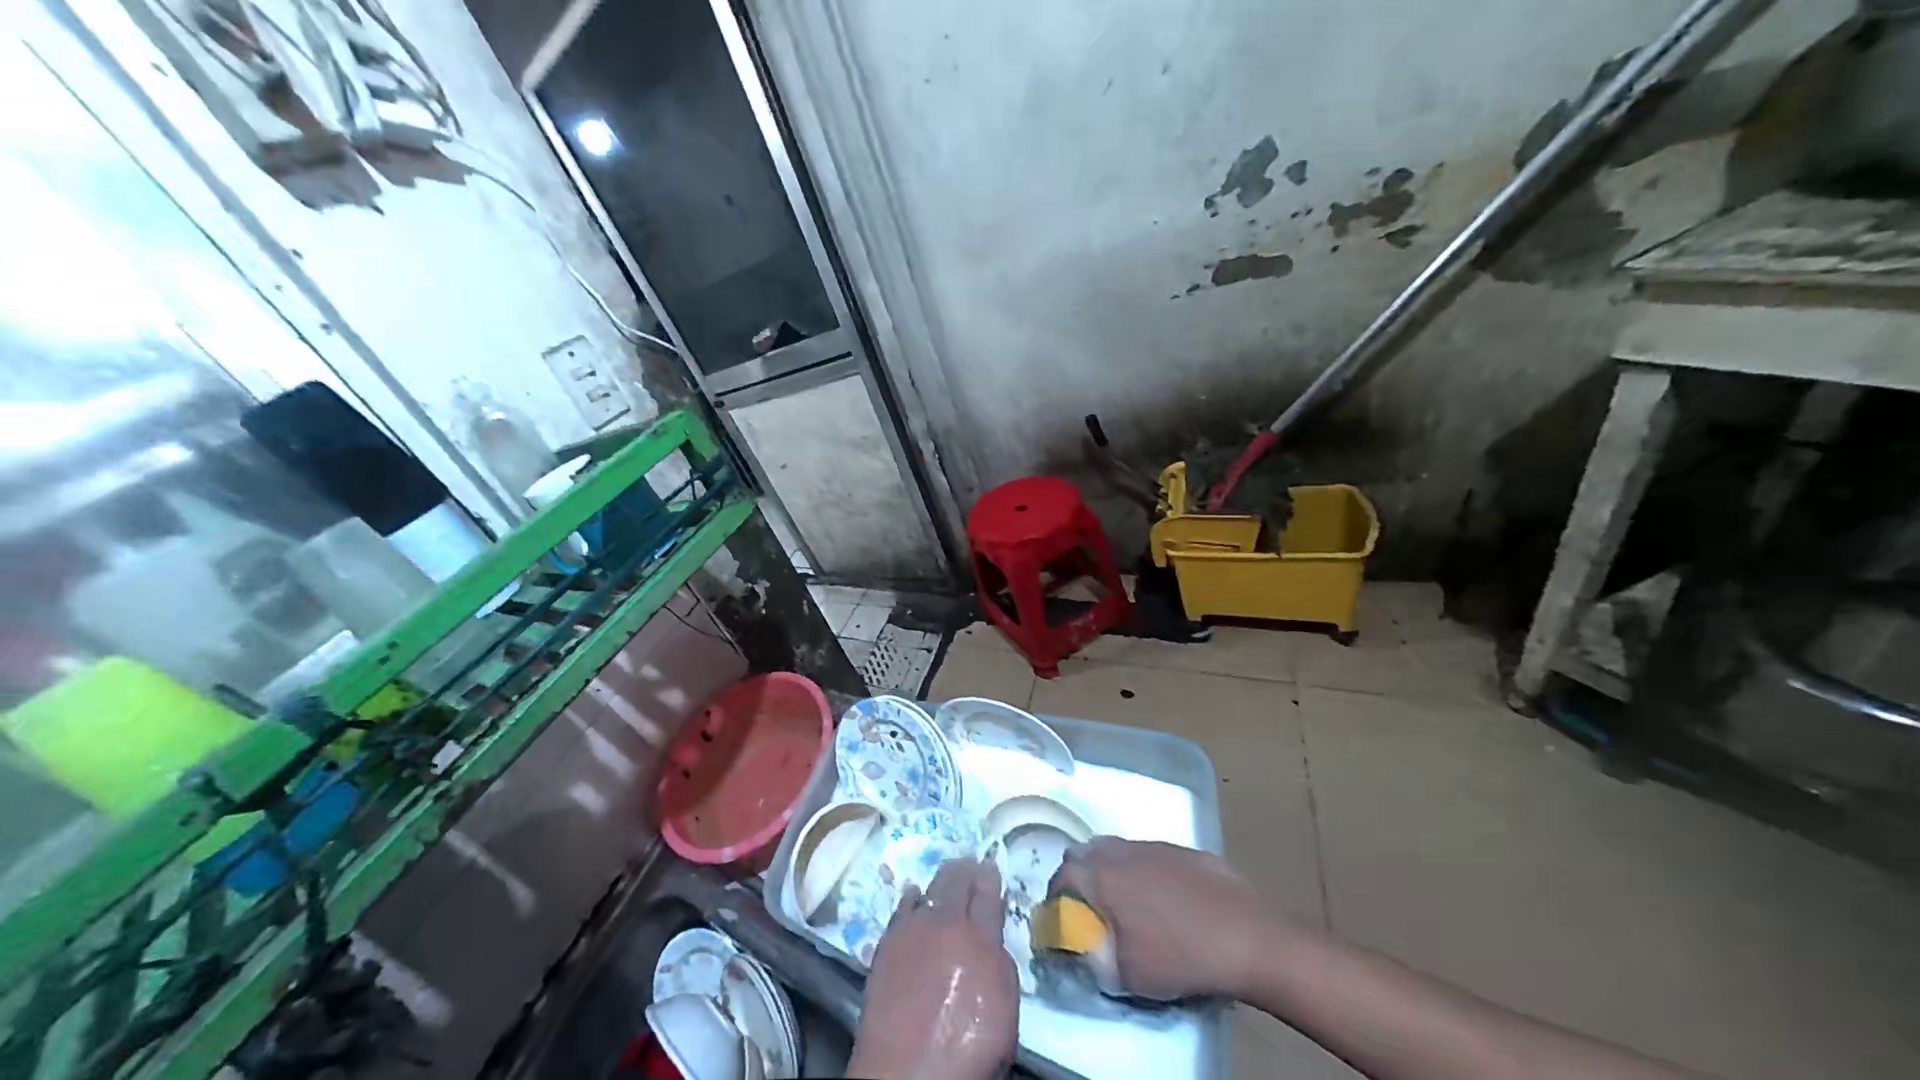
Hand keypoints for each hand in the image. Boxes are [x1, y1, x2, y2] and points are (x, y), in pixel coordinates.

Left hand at [847, 858, 1018, 1079]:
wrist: (906, 1072)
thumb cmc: (967, 1050)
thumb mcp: (1005, 1012)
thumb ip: (1002, 967)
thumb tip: (992, 940)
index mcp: (980, 939)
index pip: (987, 894)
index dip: (990, 876)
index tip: (991, 865)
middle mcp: (946, 924)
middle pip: (957, 882)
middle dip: (966, 869)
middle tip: (970, 862)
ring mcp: (913, 931)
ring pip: (929, 889)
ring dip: (941, 879)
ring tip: (947, 873)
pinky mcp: (887, 944)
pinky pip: (902, 909)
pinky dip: (912, 898)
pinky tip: (914, 894)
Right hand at [1048, 838, 1274, 1000]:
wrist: (1250, 938)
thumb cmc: (1182, 958)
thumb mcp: (1127, 976)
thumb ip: (1095, 959)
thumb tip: (1083, 949)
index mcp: (1103, 876)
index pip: (1062, 875)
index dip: (1056, 897)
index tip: (1061, 918)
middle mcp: (1123, 852)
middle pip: (1087, 852)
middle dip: (1081, 875)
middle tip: (1092, 907)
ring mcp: (1157, 847)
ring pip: (1120, 850)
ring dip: (1114, 871)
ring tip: (1130, 904)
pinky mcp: (1187, 851)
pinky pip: (1153, 855)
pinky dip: (1148, 872)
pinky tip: (1169, 899)